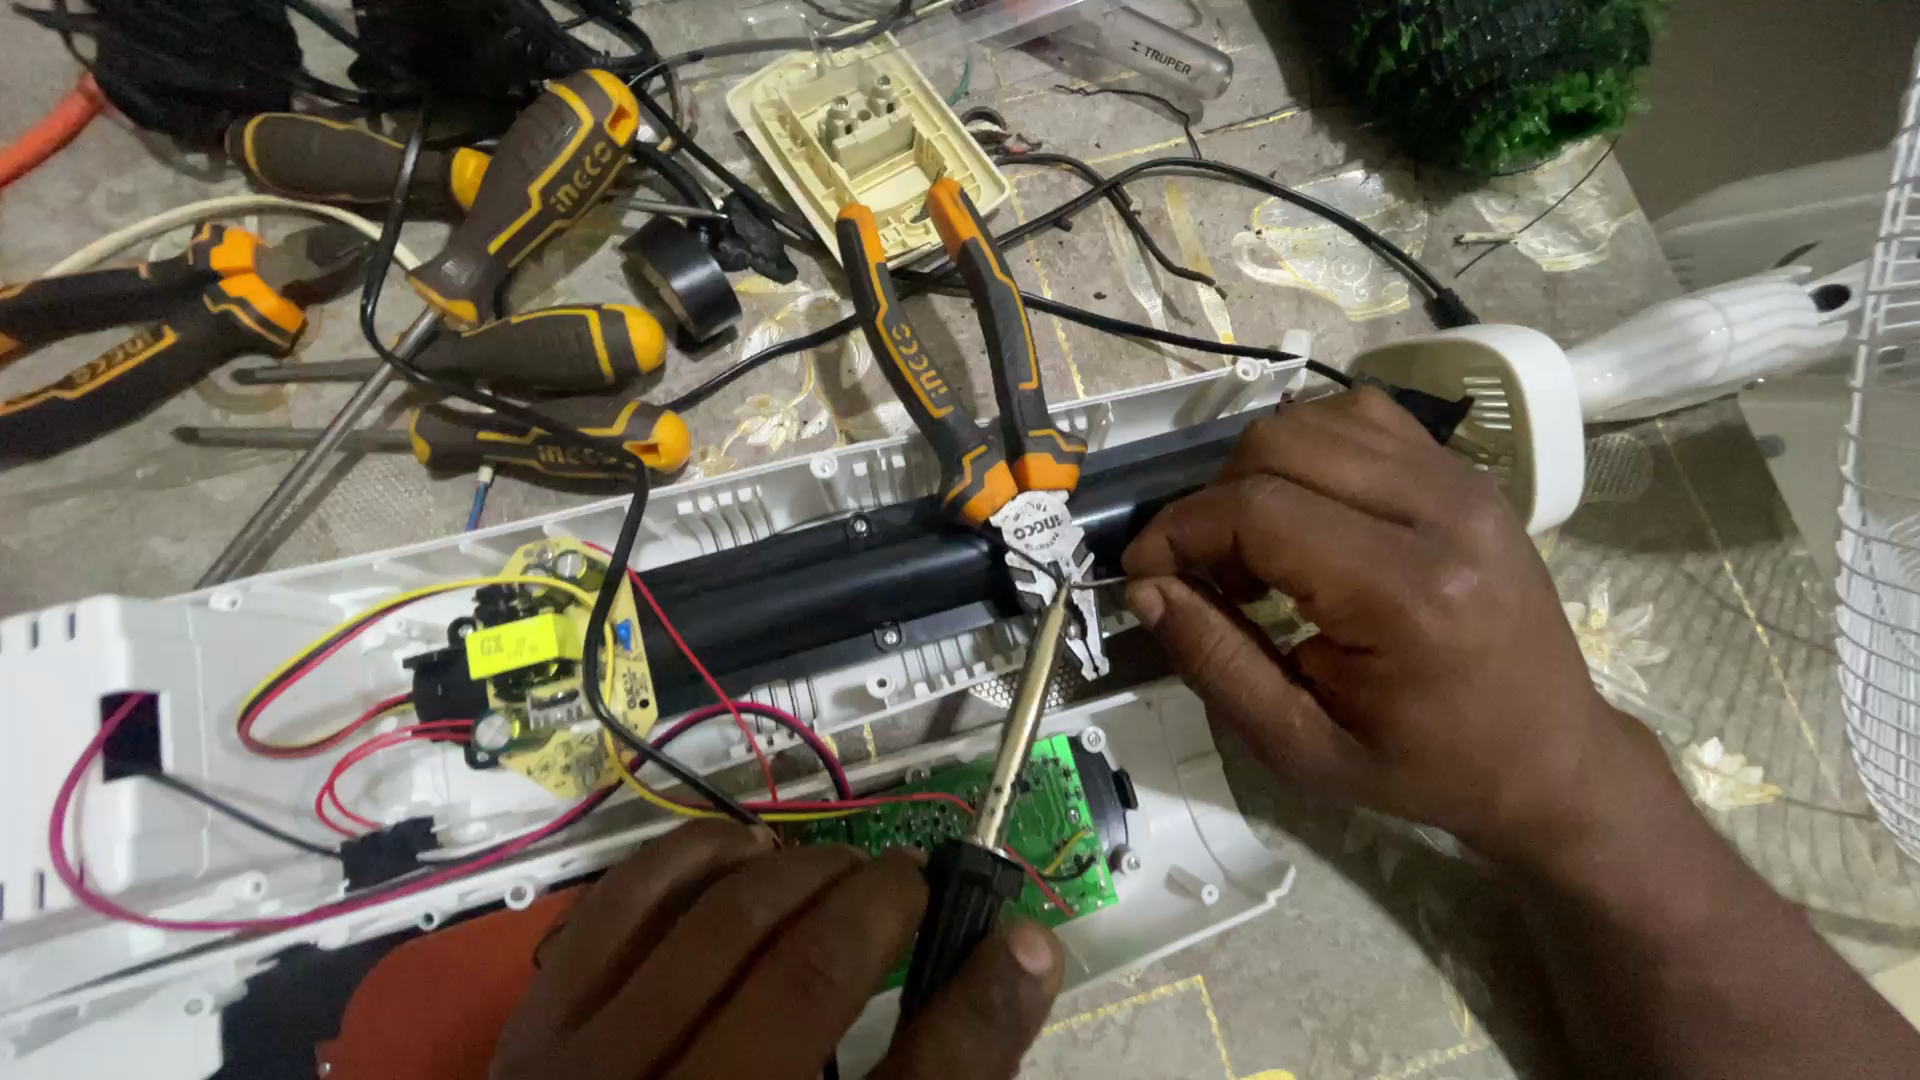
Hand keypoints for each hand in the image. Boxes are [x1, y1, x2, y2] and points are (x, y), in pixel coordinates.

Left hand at [491, 821, 1065, 1079]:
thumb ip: (924, 1074)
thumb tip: (1010, 962)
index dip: (986, 1009)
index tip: (1030, 939)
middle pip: (809, 977)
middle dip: (882, 905)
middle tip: (909, 882)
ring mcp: (587, 1073)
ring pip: (725, 920)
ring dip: (803, 871)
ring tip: (839, 870)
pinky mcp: (534, 1028)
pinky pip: (628, 898)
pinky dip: (700, 852)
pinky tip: (747, 847)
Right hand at [1121, 387, 1664, 866]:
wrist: (1548, 755)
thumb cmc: (1420, 765)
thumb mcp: (1298, 745)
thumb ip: (1213, 661)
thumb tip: (1144, 587)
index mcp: (1408, 594)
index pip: (1258, 510)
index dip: (1178, 530)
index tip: (1144, 572)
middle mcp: (1443, 513)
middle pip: (1279, 444)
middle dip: (1211, 500)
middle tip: (1208, 570)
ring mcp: (1461, 481)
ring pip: (1312, 419)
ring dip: (1253, 473)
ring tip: (1255, 545)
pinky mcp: (1464, 472)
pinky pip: (1357, 418)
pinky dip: (1304, 450)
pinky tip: (1301, 509)